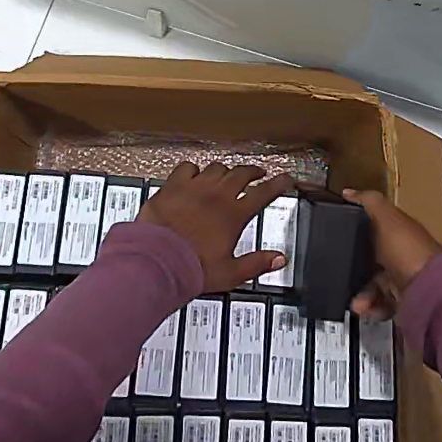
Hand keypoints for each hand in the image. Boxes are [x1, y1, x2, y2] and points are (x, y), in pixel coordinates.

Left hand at [140, 163, 294, 293]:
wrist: (155, 261)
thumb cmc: (190, 268)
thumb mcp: (230, 273)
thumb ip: (257, 263)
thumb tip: (279, 259)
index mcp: (233, 215)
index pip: (264, 193)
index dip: (278, 184)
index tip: (285, 179)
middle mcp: (216, 196)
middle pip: (241, 174)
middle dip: (253, 172)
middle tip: (258, 173)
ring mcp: (194, 188)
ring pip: (216, 168)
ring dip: (226, 170)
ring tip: (228, 173)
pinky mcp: (172, 187)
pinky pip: (187, 167)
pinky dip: (194, 169)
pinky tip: (194, 173)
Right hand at [342, 188, 441, 319]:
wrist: (428, 290)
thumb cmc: (410, 251)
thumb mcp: (386, 217)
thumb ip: (368, 202)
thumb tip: (350, 191)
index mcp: (401, 233)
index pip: (376, 231)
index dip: (358, 236)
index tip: (340, 243)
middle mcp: (403, 256)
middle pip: (371, 263)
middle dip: (354, 272)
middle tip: (345, 277)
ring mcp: (404, 280)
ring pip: (374, 287)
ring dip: (361, 294)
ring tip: (356, 301)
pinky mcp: (404, 301)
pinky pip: (381, 306)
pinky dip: (372, 308)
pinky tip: (366, 307)